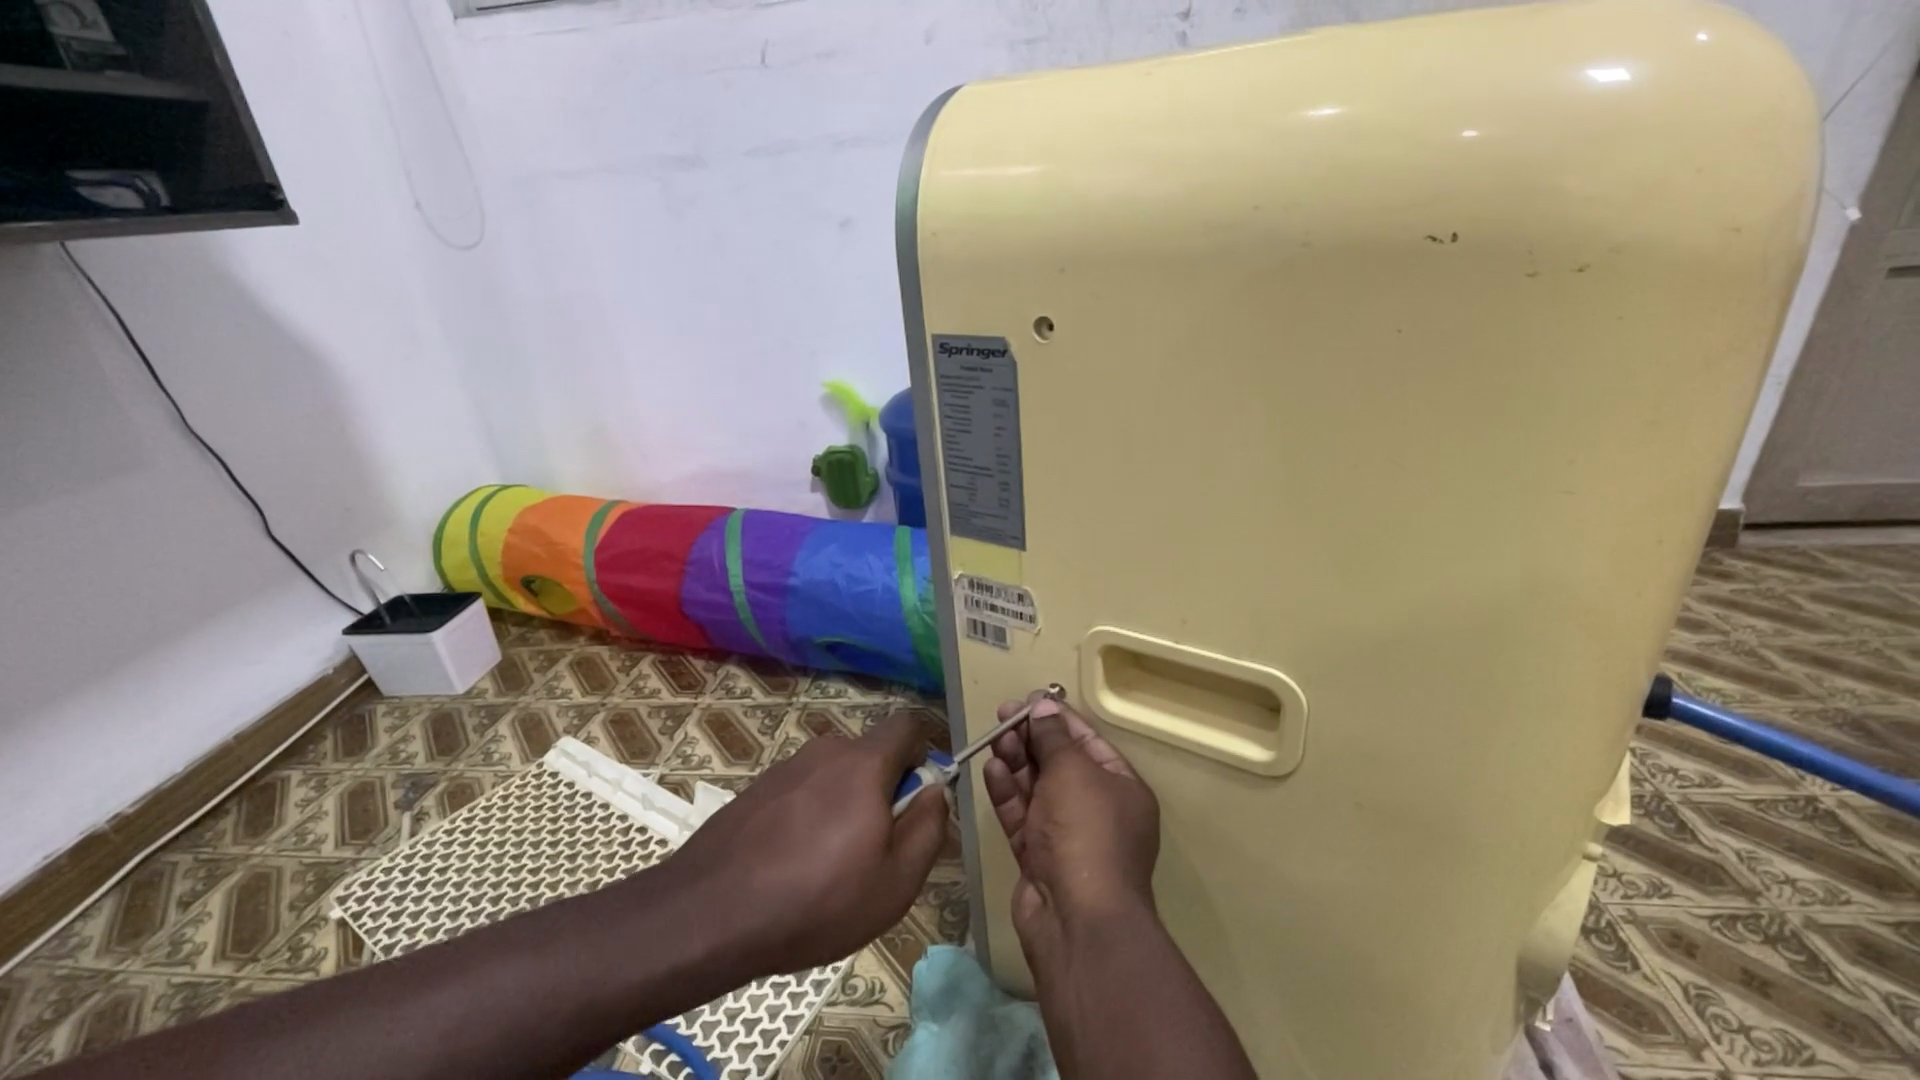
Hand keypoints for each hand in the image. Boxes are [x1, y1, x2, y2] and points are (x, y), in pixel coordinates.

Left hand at [665, 713, 948, 977]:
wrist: (711, 915)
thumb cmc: (818, 900)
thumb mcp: (897, 880)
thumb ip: (928, 827)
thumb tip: (935, 790)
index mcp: (863, 763)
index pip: (907, 725)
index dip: (923, 755)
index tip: (916, 801)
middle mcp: (823, 753)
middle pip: (868, 756)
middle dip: (881, 792)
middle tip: (875, 851)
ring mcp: (782, 771)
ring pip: (832, 779)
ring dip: (843, 809)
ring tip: (829, 870)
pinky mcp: (753, 794)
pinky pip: (799, 797)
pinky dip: (807, 822)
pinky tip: (792, 870)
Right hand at [982, 695, 1160, 966]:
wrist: (1077, 917)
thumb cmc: (1086, 832)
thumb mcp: (1074, 772)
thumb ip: (1054, 738)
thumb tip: (1042, 707)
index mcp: (1121, 787)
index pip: (1087, 742)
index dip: (1058, 719)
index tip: (1027, 700)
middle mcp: (1096, 809)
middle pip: (1059, 764)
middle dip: (1031, 739)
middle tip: (1001, 716)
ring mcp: (1066, 836)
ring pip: (1036, 789)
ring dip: (1016, 762)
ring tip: (994, 740)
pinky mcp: (1038, 857)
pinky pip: (1021, 816)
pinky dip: (1007, 793)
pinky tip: (991, 770)